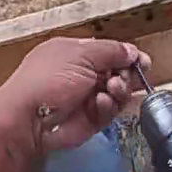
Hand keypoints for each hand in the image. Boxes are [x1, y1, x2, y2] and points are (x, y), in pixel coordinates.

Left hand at [0, 37, 151, 159]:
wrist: (29, 119)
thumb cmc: (50, 78)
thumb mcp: (82, 54)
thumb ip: (111, 51)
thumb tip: (132, 51)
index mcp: (73, 52)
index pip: (107, 51)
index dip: (126, 55)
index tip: (142, 62)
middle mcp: (80, 74)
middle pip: (116, 72)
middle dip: (125, 74)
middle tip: (126, 77)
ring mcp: (84, 98)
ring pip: (116, 93)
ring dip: (119, 89)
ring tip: (112, 88)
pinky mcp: (89, 121)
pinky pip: (108, 112)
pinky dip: (108, 106)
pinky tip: (101, 103)